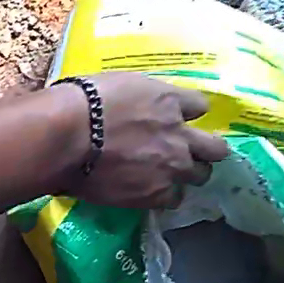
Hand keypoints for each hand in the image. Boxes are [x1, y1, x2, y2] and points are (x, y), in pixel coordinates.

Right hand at [57, 73, 229, 208]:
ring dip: (189, 174)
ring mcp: (171, 167)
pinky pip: (174, 198)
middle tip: (193, 152)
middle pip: (216, 148)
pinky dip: (165, 195)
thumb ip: (140, 98)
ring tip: (170, 175)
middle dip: (208, 150)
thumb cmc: (83, 102)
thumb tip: (140, 107)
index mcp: (169, 101)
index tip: (180, 116)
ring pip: (200, 176)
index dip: (190, 112)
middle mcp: (180, 135)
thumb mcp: (120, 84)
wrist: (67, 137)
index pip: (201, 105)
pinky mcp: (155, 194)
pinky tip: (151, 192)